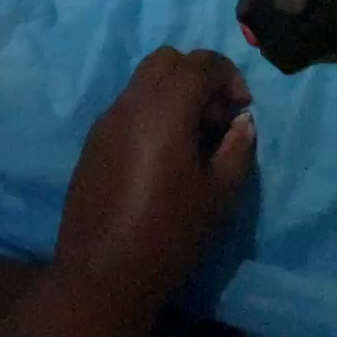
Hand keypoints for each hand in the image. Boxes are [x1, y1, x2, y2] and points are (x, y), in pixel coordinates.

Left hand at [54, 47, 255, 309]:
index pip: (200, 63)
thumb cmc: (168, 233)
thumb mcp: (217, 194)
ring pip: (144, 80)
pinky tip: (161, 152)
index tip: (242, 106)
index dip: (228, 75)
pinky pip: (128, 105)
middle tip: (215, 113)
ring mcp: (107, 119)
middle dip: (198, 74)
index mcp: (165, 109)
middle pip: (168, 60)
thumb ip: (237, 148)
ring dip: (173, 91)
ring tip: (191, 134)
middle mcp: (132, 102)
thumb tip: (243, 121)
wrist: (100, 276)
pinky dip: (151, 110)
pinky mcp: (94, 140)